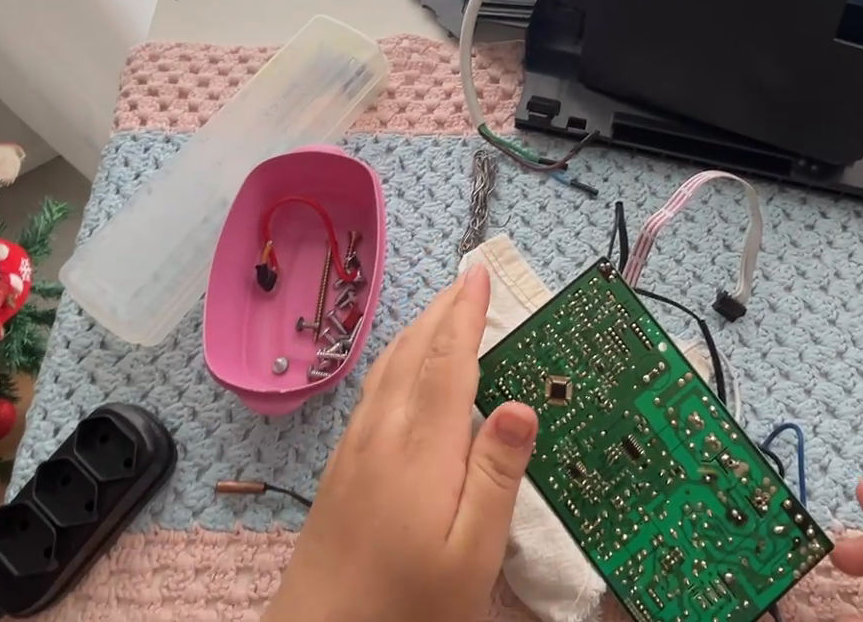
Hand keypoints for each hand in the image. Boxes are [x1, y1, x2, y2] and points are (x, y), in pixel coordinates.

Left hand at [264, 265, 537, 621]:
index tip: (480, 274)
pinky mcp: (341, 465)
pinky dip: (398, 357)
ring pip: (389, 365)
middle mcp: (383, 432)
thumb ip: (496, 478)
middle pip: (415, 351)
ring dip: (419, 328)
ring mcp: (356, 446)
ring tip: (443, 309)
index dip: (466, 312)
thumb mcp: (470, 557)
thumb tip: (520, 405)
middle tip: (469, 281)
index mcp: (421, 448)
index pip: (448, 360)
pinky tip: (402, 367)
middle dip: (443, 310)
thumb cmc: (406, 606)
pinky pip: (374, 387)